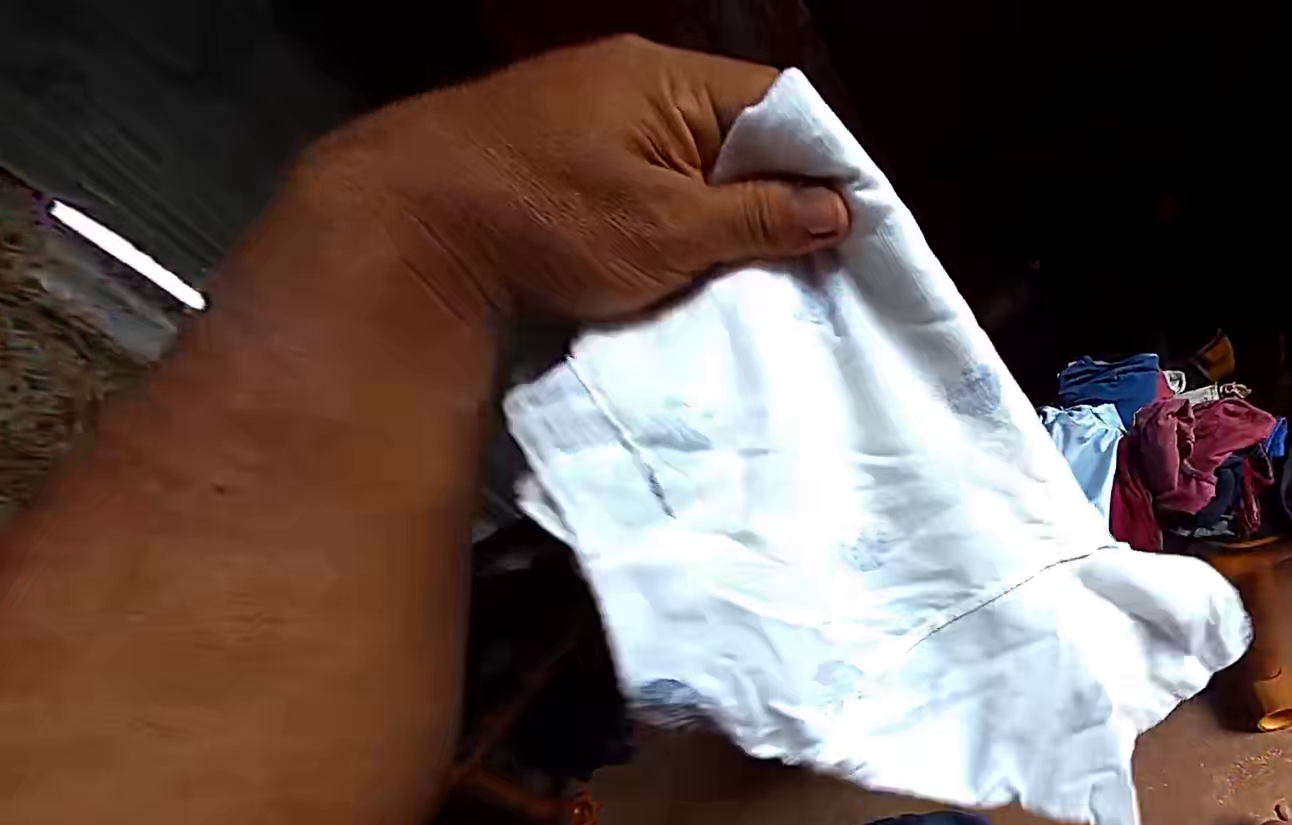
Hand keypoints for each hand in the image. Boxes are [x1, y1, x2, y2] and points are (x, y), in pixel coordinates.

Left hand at [290, 34, 849, 322]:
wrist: (419, 235)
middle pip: (748, 132)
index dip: (824, 159)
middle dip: (791, 190)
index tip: (855, 216)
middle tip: (826, 249)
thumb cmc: (550, 223)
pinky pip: (677, 180)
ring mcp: (614, 120)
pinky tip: (726, 253)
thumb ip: (758, 217)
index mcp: (666, 80)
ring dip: (750, 208)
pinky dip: (710, 216)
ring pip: (714, 161)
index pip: (778, 104)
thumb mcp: (670, 229)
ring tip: (785, 259)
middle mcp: (643, 85)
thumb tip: (837, 210)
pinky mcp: (595, 158)